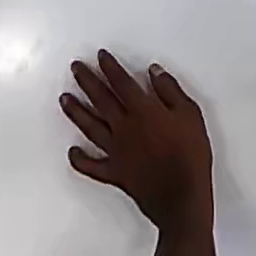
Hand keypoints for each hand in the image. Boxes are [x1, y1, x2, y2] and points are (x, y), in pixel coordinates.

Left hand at [61, 50, 213, 233]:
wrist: (183, 198)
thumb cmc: (190, 155)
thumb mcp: (189, 114)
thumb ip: (170, 89)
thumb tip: (154, 71)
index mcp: (143, 110)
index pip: (121, 82)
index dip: (109, 67)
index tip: (100, 56)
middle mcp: (124, 127)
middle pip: (101, 99)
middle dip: (87, 80)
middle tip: (75, 68)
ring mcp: (117, 151)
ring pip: (91, 127)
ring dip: (76, 112)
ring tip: (65, 99)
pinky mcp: (116, 174)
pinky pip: (93, 166)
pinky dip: (81, 160)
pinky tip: (72, 152)